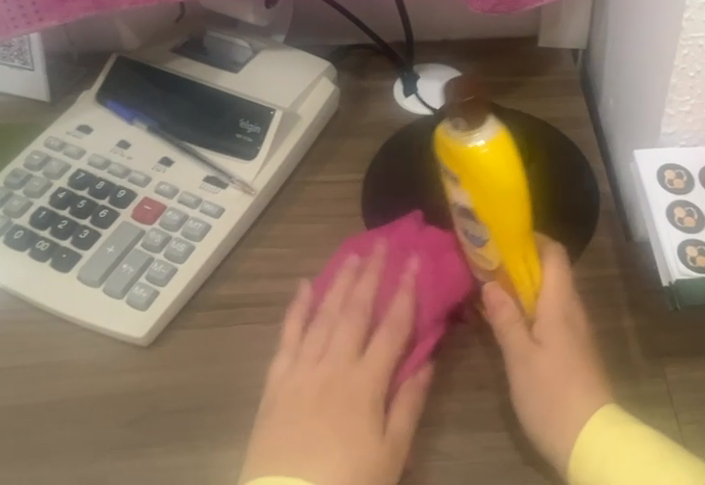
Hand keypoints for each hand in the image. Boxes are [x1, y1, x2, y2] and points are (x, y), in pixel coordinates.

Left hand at [240, 248, 433, 484]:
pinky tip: (303, 287)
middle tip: (382, 244)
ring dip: (339, 283)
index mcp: (366, 383)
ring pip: (323, 315)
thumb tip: (428, 362)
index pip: (392, 327)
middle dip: (372, 275)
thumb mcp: (391, 455)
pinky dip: (296, 309)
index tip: (415, 261)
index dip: (406, 292)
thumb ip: (409, 405)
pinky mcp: (276, 383)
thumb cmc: (348, 483)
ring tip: (351, 256)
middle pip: (356, 311)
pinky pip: (287, 336)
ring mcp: (302, 370)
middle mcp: (334, 366)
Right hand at [481, 237, 613, 475]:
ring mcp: (577, 332)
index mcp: (561, 304)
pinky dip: (533, 311)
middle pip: (553, 273)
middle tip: (489, 265)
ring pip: (552, 296)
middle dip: (522, 264)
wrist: (591, 440)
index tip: (504, 239)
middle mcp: (573, 311)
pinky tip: (512, 325)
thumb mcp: (519, 358)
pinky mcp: (576, 352)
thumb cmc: (552, 395)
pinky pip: (554, 317)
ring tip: (493, 292)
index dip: (533, 240)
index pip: (555, 253)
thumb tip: (490, 282)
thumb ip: (505, 318)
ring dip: (526, 289)